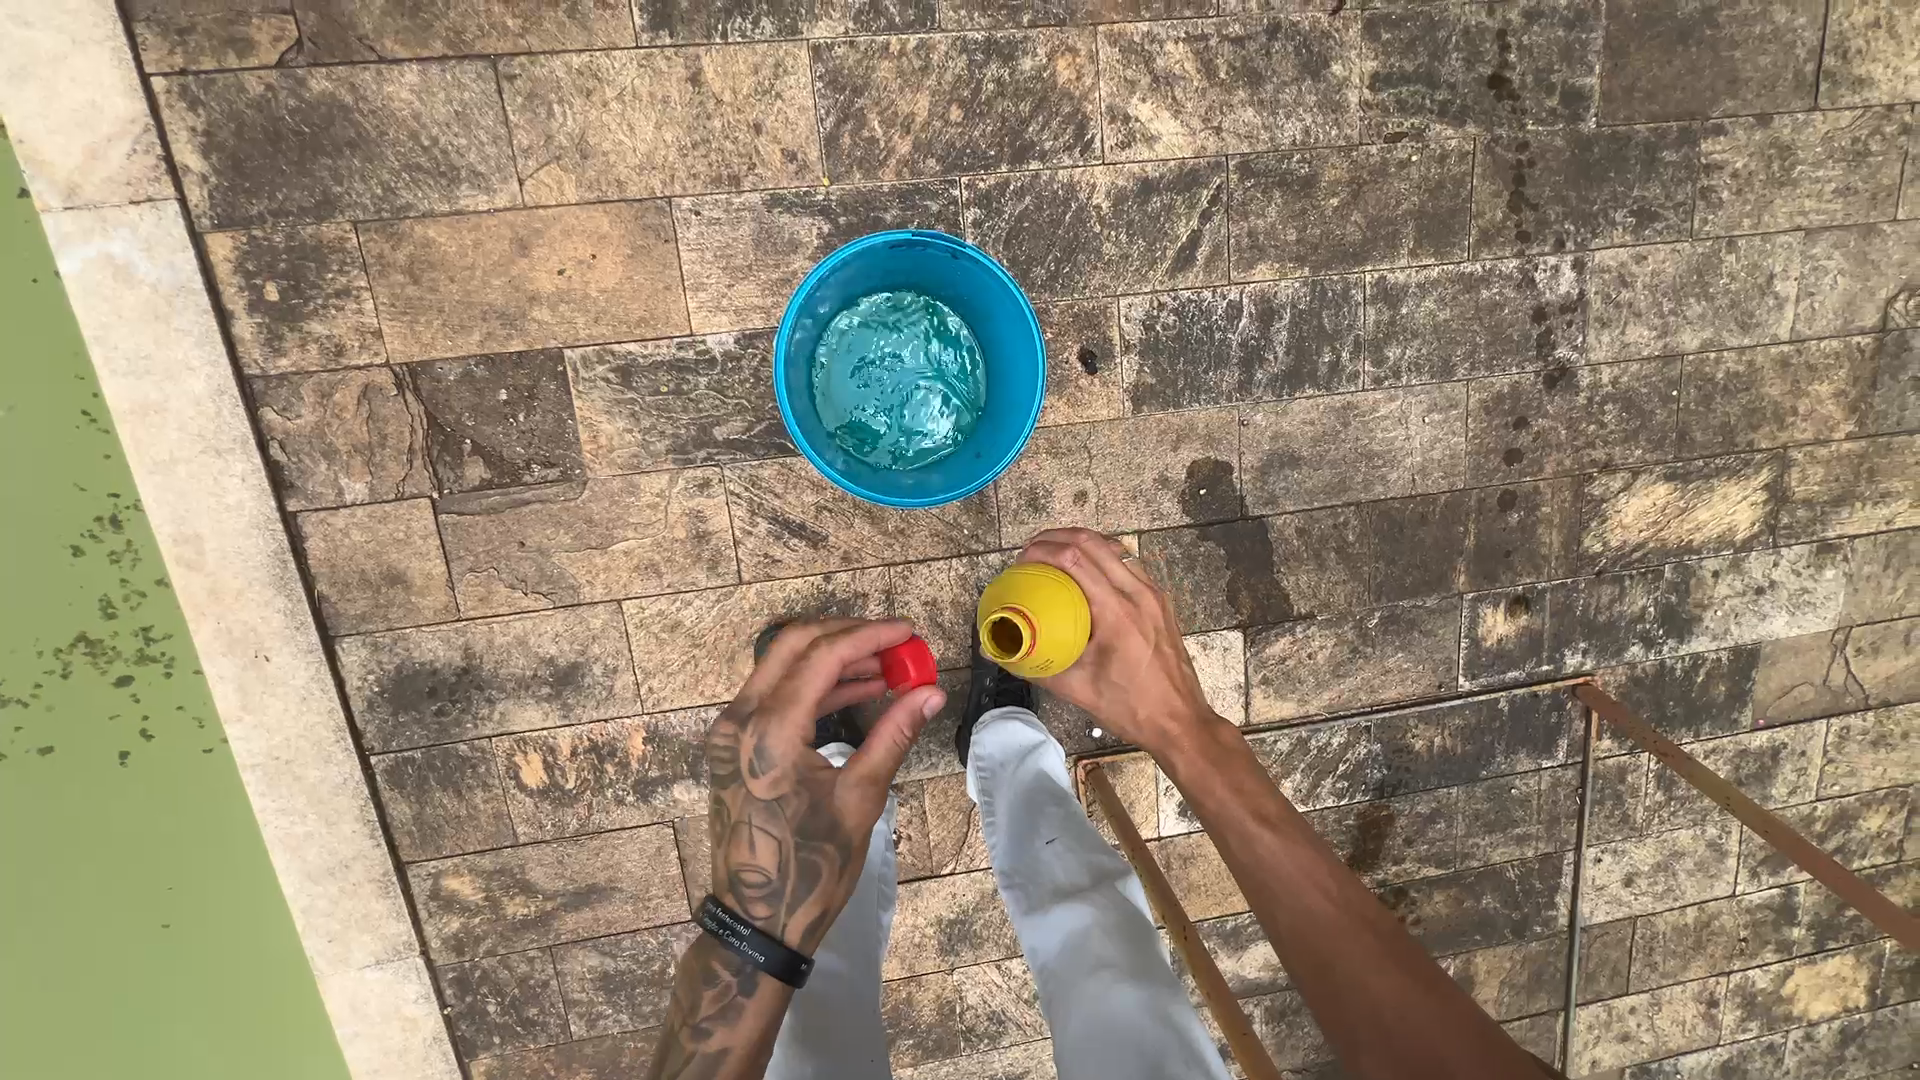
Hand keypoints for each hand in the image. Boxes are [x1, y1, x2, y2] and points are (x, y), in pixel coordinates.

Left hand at [705, 618, 945, 951]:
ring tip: (885, 664)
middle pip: (794, 645)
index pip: (823, 656)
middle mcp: (741, 718)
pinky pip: (776, 692)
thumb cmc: (812, 867)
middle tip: (894, 641)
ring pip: (783, 664)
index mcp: (770, 731)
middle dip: (848, 634)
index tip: (908, 631)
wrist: (756, 923)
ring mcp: (731, 729)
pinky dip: (815, 683)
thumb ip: (894, 735)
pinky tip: (858, 688)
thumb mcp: (861, 799)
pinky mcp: (733, 742)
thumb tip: (933, 692)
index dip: (870, 635)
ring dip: (833, 656)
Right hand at [1017, 528, 1227, 755]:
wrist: (1180, 722)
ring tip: (1053, 553)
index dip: (1043, 550)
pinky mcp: (1161, 601)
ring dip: (1080, 542)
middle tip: (1030, 549)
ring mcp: (1154, 594)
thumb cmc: (1131, 708)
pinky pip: (1128, 564)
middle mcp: (1139, 594)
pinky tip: (1084, 571)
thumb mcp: (1077, 689)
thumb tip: (996, 650)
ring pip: (1114, 548)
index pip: (1075, 560)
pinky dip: (1101, 556)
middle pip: (1094, 542)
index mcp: (1117, 613)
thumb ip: (1033, 666)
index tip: (1021, 559)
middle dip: (1057, 537)